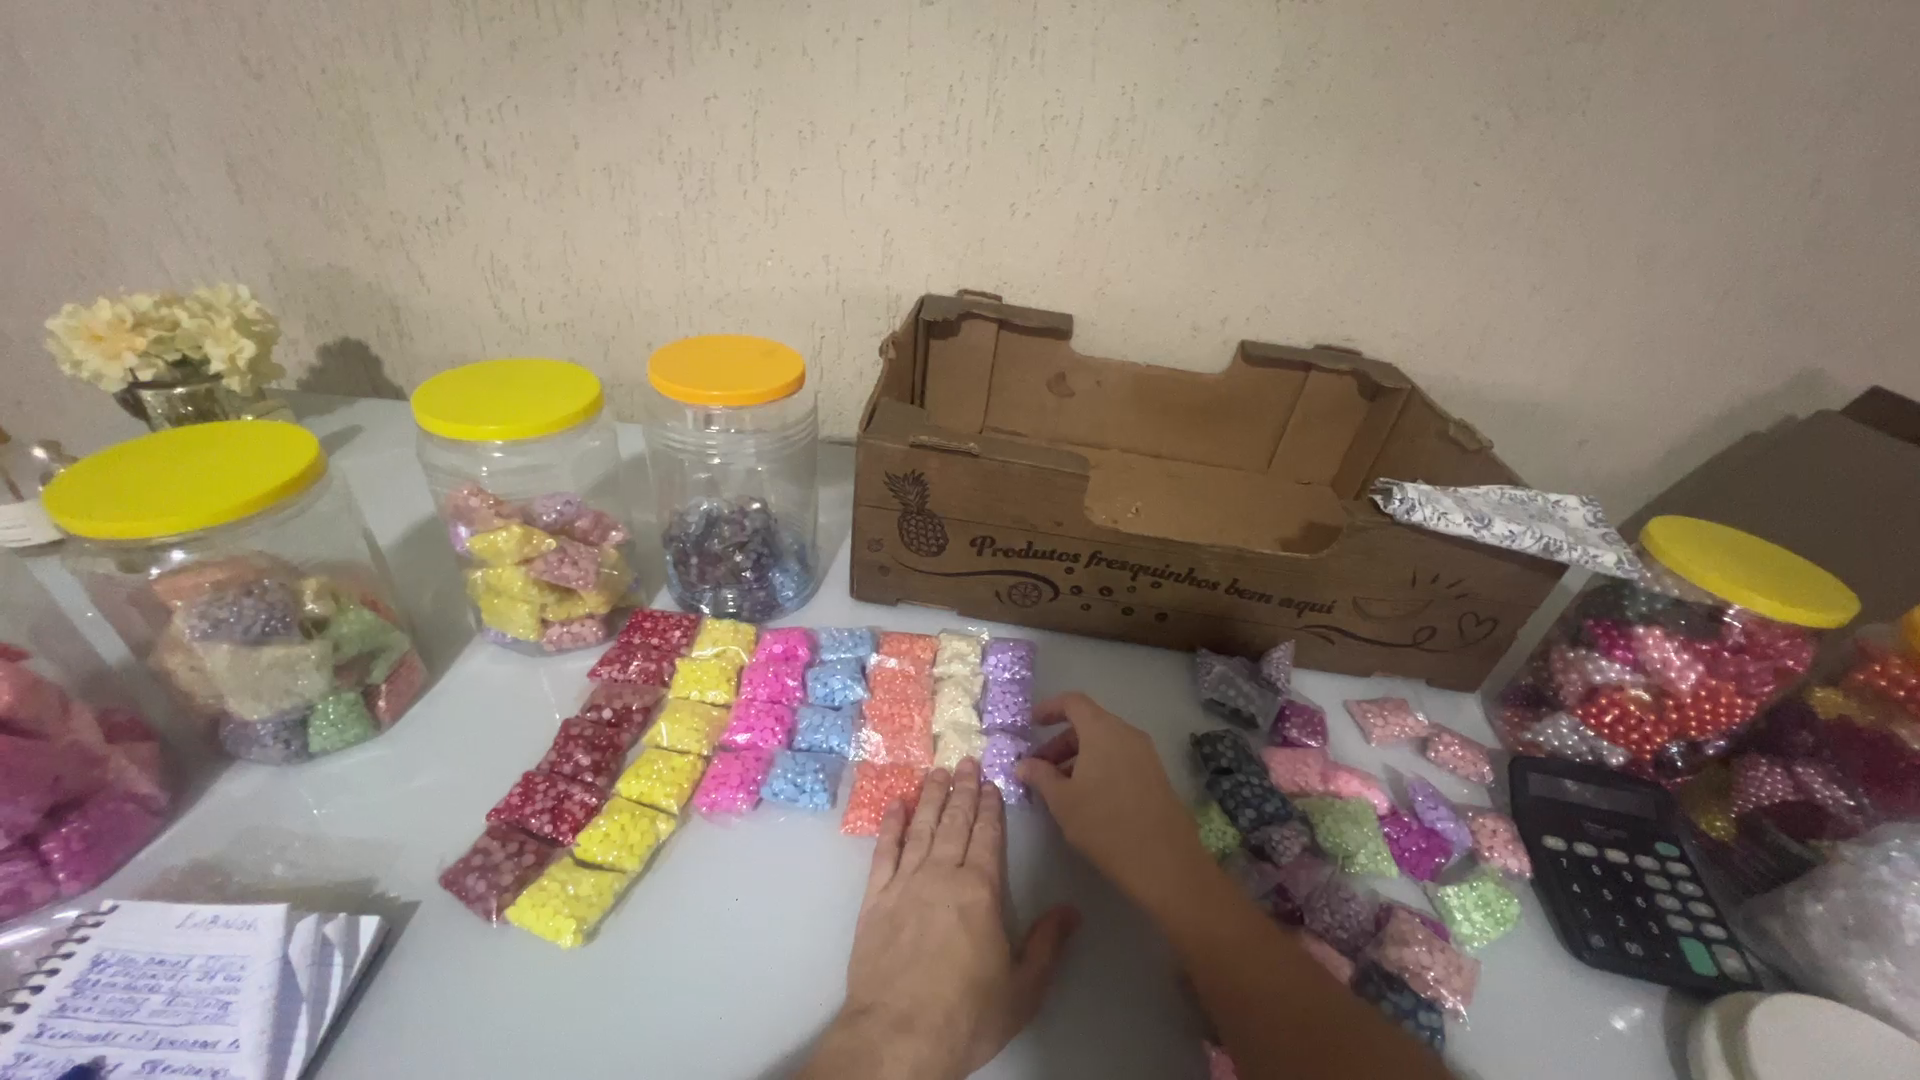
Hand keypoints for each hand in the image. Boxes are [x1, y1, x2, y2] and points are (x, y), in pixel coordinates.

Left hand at [802, 760, 1078, 1079]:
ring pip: (921, 828)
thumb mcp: (1023, 989)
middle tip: (965, 760)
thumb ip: (1047, 945)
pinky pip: (883, 852)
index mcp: (980, 891)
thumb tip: (1071, 910)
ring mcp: (904, 884)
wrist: (897, 1036)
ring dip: (931, 797)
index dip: (990, 807)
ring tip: (936, 771)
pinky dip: (890, 826)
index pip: (987, 836)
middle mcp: (942, 875)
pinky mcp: (874, 900)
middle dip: (963, 789)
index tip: (990, 781)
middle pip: (955, 822)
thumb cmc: (967, 1014)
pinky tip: (896, 806)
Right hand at [1017, 692, 1212, 915]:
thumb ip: (1040, 776)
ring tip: (1060, 789)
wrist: (1165, 861)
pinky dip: (1099, 767)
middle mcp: (1127, 733)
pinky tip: (1088, 798)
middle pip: (1089, 724)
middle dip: (1060, 742)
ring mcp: (1146, 754)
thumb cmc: (1105, 824)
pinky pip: (1121, 758)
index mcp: (1102, 730)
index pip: (1073, 702)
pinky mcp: (1156, 775)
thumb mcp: (1062, 801)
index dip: (1049, 709)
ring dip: (1079, 757)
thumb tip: (1024, 764)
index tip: (1031, 725)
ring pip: (1105, 743)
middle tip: (1040, 770)